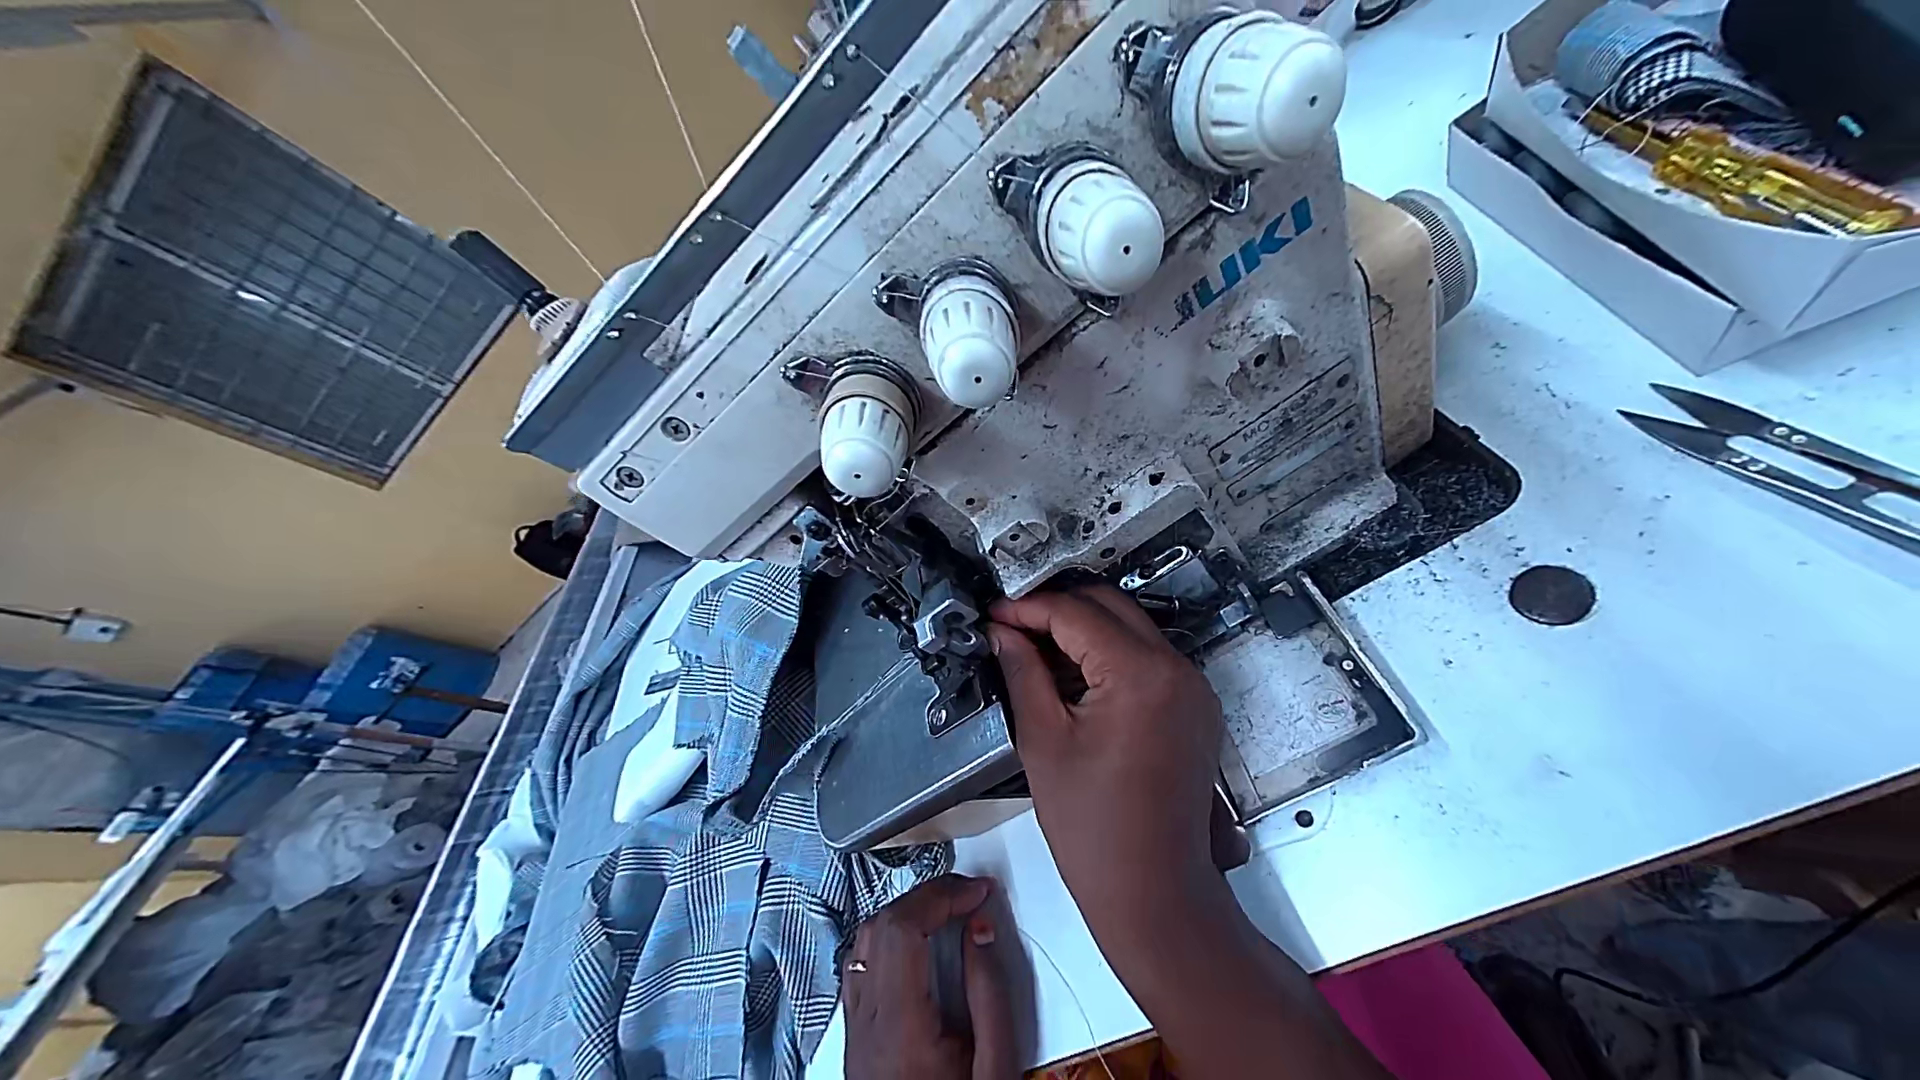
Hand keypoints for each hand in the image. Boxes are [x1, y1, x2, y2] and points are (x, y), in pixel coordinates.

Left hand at [843, 874, 1014, 1079]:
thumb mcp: (995, 1066)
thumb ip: (990, 992)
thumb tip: (979, 928)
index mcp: (899, 1027)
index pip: (904, 929)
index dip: (941, 896)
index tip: (977, 892)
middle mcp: (867, 1021)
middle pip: (882, 926)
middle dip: (927, 897)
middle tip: (966, 896)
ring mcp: (854, 1026)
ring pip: (865, 939)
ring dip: (906, 911)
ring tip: (946, 911)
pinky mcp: (854, 1032)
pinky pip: (861, 961)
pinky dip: (889, 933)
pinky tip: (916, 939)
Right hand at [987, 586, 1226, 924]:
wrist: (1153, 889)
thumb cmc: (1102, 834)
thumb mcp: (1042, 740)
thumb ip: (1021, 672)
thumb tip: (1005, 635)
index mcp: (1140, 676)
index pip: (1074, 612)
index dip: (1027, 608)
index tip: (999, 615)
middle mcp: (1177, 673)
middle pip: (1107, 605)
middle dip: (1055, 609)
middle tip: (1014, 627)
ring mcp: (1192, 689)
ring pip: (1129, 626)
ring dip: (1082, 630)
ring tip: (1037, 655)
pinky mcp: (1194, 707)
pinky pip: (1147, 657)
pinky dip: (1109, 654)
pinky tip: (1074, 678)